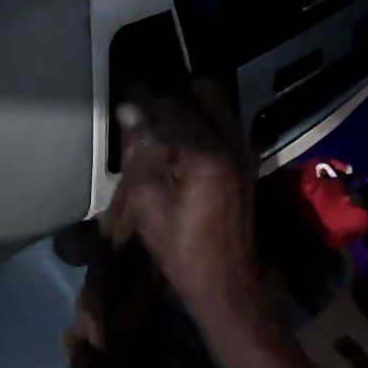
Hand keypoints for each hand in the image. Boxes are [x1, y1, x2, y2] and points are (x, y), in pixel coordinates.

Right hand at [102, 88, 260, 311]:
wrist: (227, 280)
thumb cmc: (181, 247)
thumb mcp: (148, 203)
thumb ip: (140, 151)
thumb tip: (129, 111)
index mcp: (205, 153)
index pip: (168, 105)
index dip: (141, 96)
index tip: (120, 92)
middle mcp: (231, 140)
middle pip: (202, 89)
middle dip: (168, 88)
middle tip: (141, 99)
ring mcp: (244, 147)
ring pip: (216, 100)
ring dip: (185, 98)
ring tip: (155, 111)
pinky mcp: (246, 157)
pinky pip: (222, 118)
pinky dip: (199, 113)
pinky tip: (175, 130)